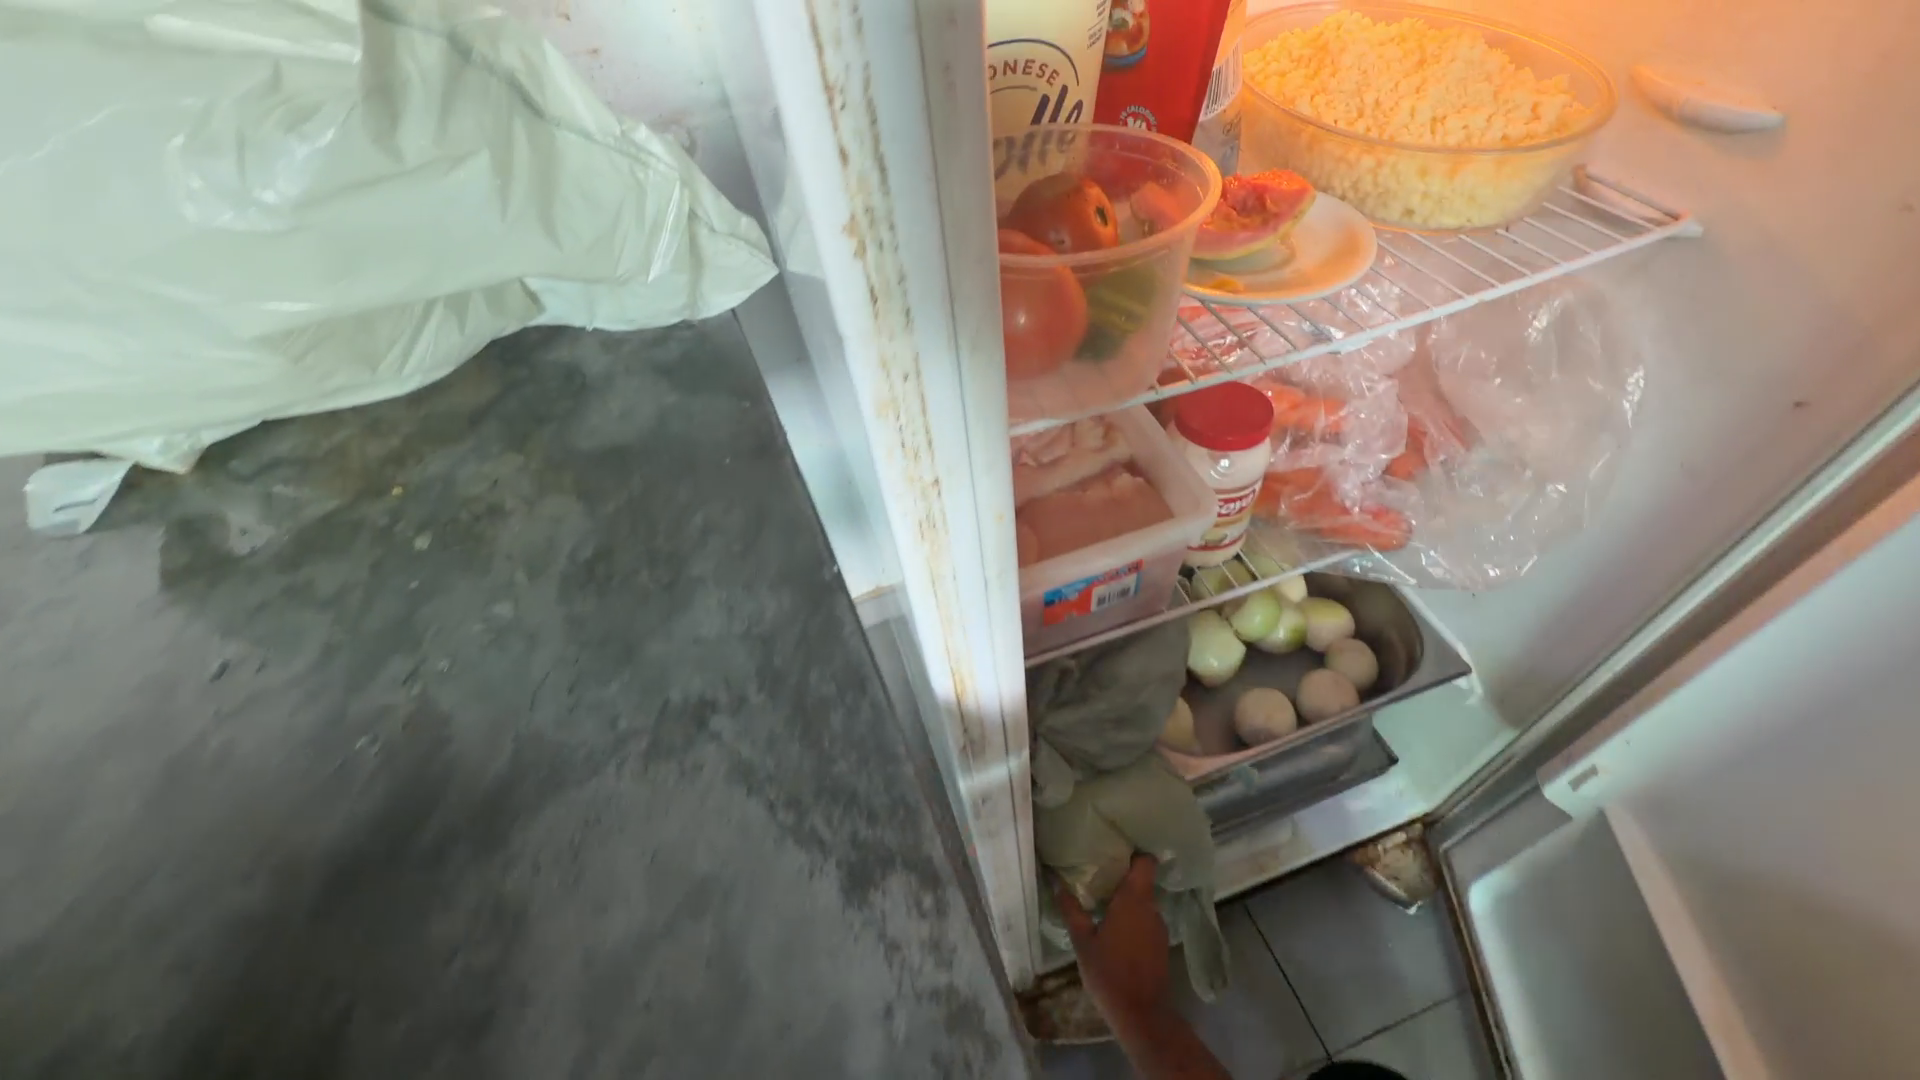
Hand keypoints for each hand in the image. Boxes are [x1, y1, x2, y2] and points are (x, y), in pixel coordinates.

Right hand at [1055, 854, 1168, 1025]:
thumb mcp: (1083, 942)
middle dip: (1123, 879)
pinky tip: (1117, 931)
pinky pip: (1147, 921)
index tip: (1116, 852)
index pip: (1146, 862)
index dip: (1134, 854)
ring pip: (1145, 903)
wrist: (1141, 1014)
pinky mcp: (1161, 945)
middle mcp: (1151, 908)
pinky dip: (1135, 920)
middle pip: (1142, 882)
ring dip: (1128, 902)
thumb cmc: (1109, 972)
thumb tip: (1057, 884)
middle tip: (1100, 877)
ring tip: (1104, 905)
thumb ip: (1072, 910)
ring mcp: (1159, 927)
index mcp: (1134, 900)